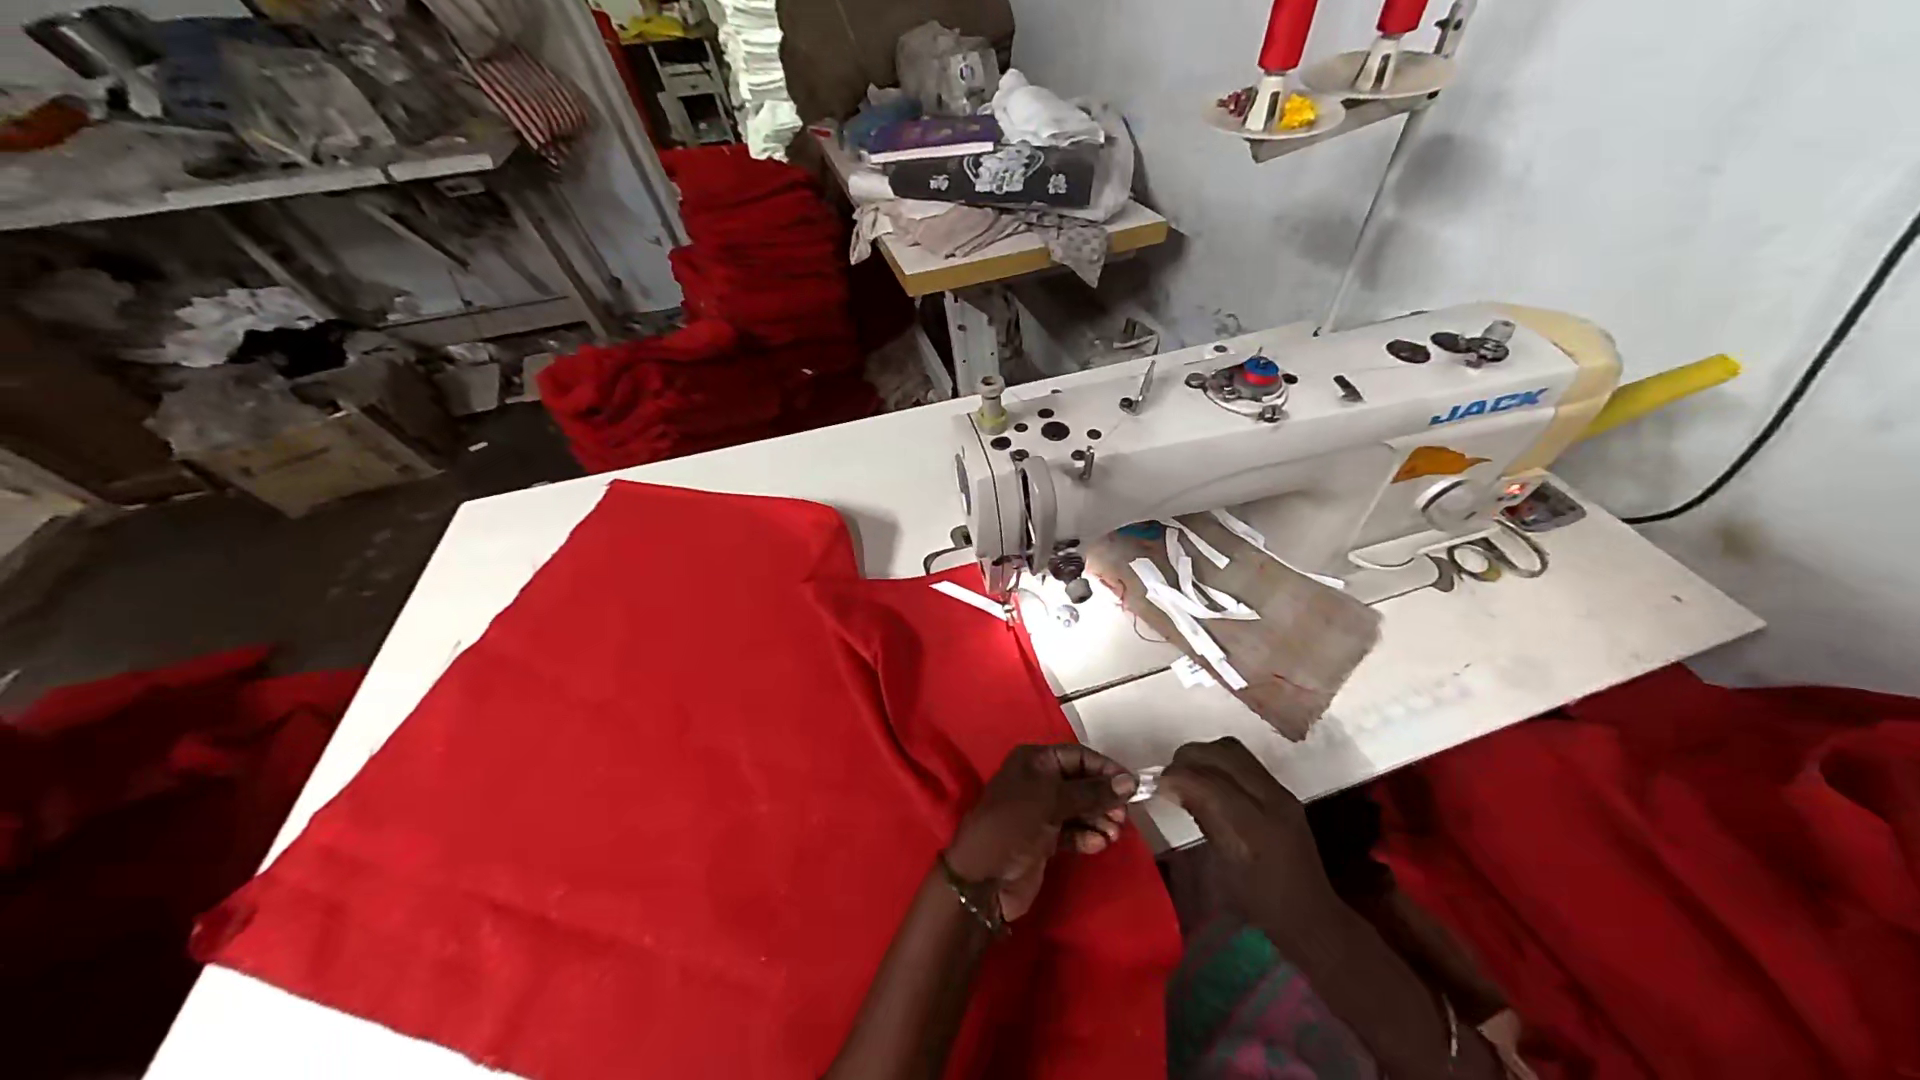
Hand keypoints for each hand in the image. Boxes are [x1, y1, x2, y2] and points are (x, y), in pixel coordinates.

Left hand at [945, 744, 1136, 920]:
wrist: (983, 879)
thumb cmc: (1014, 826)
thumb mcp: (1052, 802)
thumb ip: (1092, 792)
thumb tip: (1129, 781)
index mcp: (1034, 761)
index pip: (1077, 756)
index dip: (1105, 769)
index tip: (1131, 786)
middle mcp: (1038, 781)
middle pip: (1081, 782)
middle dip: (1104, 797)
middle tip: (1122, 817)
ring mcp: (1041, 812)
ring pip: (1080, 808)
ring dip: (1099, 819)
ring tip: (1113, 834)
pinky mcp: (1045, 839)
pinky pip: (1074, 831)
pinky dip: (1088, 836)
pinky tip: (1098, 844)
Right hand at [1159, 738, 1337, 934]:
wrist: (1311, 915)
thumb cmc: (1260, 903)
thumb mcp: (1222, 868)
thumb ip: (1202, 820)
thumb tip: (1173, 788)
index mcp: (1254, 829)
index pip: (1208, 782)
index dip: (1176, 777)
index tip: (1158, 786)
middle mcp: (1272, 802)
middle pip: (1221, 754)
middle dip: (1188, 759)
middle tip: (1171, 779)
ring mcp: (1281, 793)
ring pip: (1232, 749)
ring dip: (1204, 756)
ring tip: (1189, 776)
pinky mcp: (1283, 792)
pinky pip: (1244, 760)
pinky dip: (1218, 762)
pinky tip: (1209, 782)